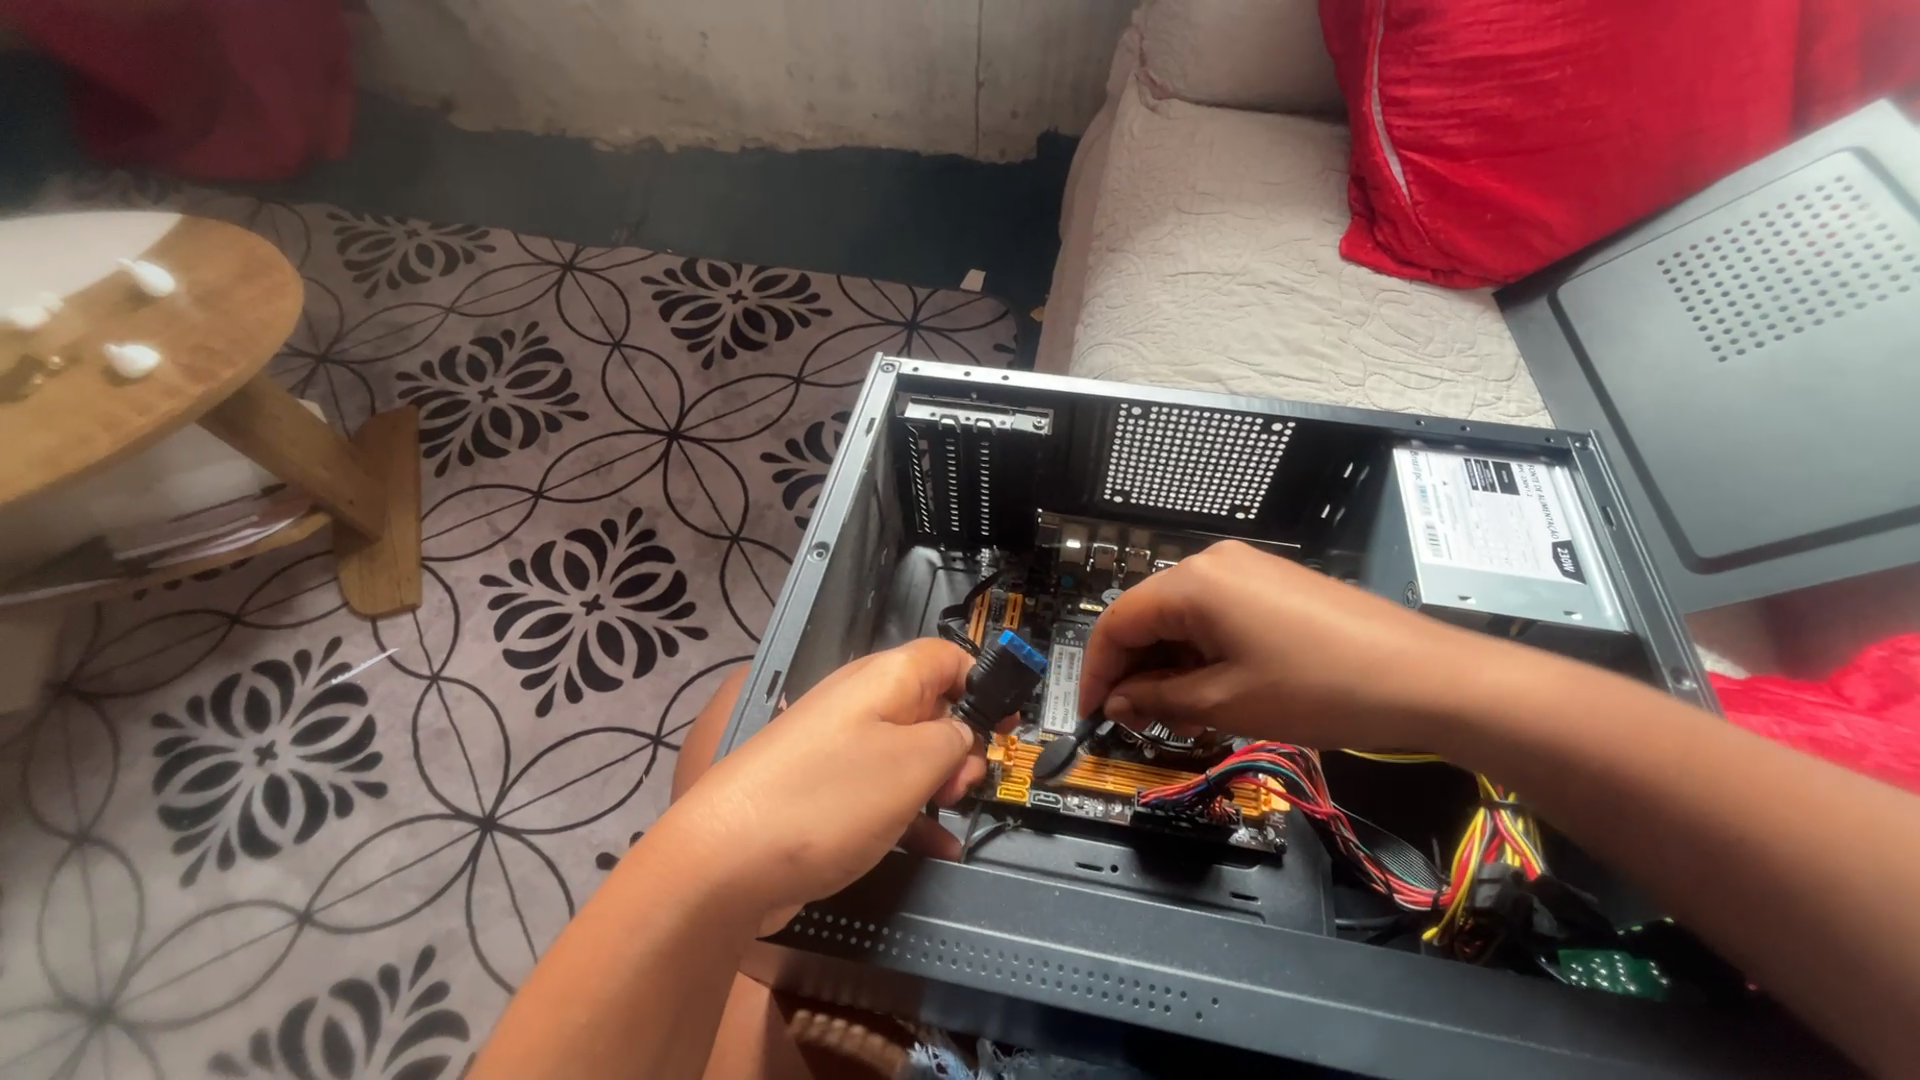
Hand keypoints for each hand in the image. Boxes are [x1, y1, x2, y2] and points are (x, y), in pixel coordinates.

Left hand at [651, 639, 983, 933]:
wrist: (725, 861)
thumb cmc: (830, 799)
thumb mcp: (914, 763)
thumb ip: (954, 739)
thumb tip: (959, 735)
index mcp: (884, 679)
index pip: (948, 656)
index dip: (984, 684)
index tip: (1006, 725)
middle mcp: (859, 704)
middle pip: (930, 706)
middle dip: (961, 744)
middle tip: (966, 785)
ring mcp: (838, 748)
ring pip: (907, 753)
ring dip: (939, 784)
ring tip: (952, 818)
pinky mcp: (823, 791)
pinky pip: (879, 791)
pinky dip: (910, 815)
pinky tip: (935, 849)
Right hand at [1080, 540, 1499, 748]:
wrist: (1427, 678)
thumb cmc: (1317, 689)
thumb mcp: (1226, 702)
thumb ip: (1157, 699)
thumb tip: (1117, 701)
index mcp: (1194, 581)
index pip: (1117, 622)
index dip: (1097, 671)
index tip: (1091, 714)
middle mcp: (1214, 562)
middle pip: (1150, 616)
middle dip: (1137, 671)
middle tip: (1139, 722)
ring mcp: (1249, 570)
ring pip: (1183, 619)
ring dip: (1171, 666)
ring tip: (1181, 715)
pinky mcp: (1275, 586)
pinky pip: (1217, 616)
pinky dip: (1203, 653)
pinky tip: (1214, 690)